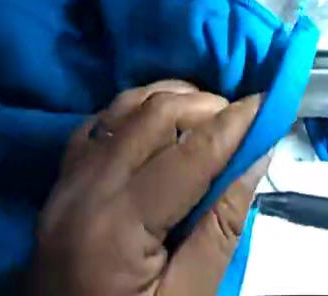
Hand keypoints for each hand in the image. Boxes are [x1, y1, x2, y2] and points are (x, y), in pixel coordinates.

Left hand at [33, 81, 268, 295]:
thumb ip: (221, 228)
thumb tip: (256, 155)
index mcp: (117, 226)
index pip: (188, 156)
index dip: (233, 124)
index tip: (267, 103)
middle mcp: (86, 188)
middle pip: (153, 115)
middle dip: (203, 105)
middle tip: (239, 118)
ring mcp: (67, 179)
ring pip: (124, 106)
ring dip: (169, 99)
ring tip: (206, 116)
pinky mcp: (60, 179)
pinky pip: (99, 123)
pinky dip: (134, 112)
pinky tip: (159, 126)